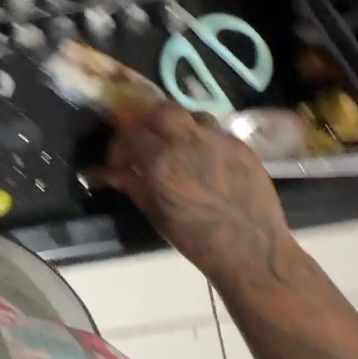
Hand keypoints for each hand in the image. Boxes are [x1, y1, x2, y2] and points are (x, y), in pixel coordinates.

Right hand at [93, 103, 294, 284]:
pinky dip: (203, 140)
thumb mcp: (153, 211)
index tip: (118, 162)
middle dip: (148, 122)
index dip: (119, 145)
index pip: (129, 134)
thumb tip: (106, 173)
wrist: (250, 248)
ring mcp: (220, 141)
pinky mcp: (244, 147)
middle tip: (147, 142)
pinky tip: (204, 160)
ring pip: (193, 116)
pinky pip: (217, 133)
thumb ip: (130, 184)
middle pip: (162, 111)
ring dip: (179, 127)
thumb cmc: (193, 237)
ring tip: (177, 147)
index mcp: (160, 160)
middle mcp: (188, 142)